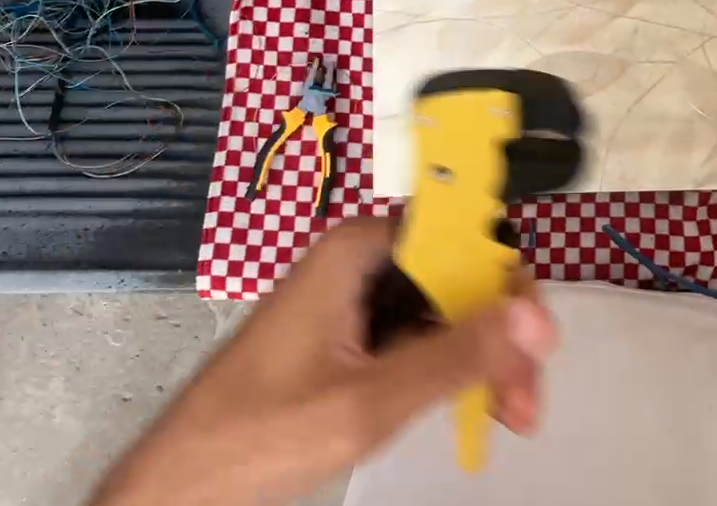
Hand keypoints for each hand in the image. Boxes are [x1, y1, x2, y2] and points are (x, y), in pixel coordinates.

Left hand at [90, 218, 557, 505]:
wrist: (179, 489)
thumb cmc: (261, 436)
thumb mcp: (369, 401)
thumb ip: (455, 357)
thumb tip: (535, 316)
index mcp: (360, 248)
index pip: (461, 236)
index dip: (506, 280)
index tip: (538, 340)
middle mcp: (363, 258)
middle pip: (459, 275)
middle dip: (500, 332)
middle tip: (524, 402)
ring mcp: (357, 296)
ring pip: (446, 308)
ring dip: (483, 356)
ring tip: (510, 416)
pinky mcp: (354, 333)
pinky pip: (421, 334)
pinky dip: (452, 369)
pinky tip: (475, 407)